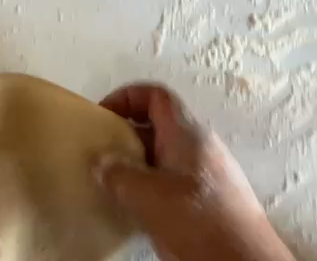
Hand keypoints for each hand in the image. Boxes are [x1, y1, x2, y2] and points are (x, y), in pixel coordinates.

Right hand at [94, 84, 295, 260]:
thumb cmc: (199, 221)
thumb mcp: (149, 198)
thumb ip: (120, 176)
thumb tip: (100, 161)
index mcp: (186, 132)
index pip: (155, 95)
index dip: (126, 97)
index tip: (104, 117)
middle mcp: (201, 145)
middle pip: (159, 125)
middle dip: (129, 137)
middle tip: (104, 155)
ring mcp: (211, 174)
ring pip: (167, 157)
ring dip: (140, 166)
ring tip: (118, 187)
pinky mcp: (215, 201)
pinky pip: (177, 181)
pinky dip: (155, 188)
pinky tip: (144, 212)